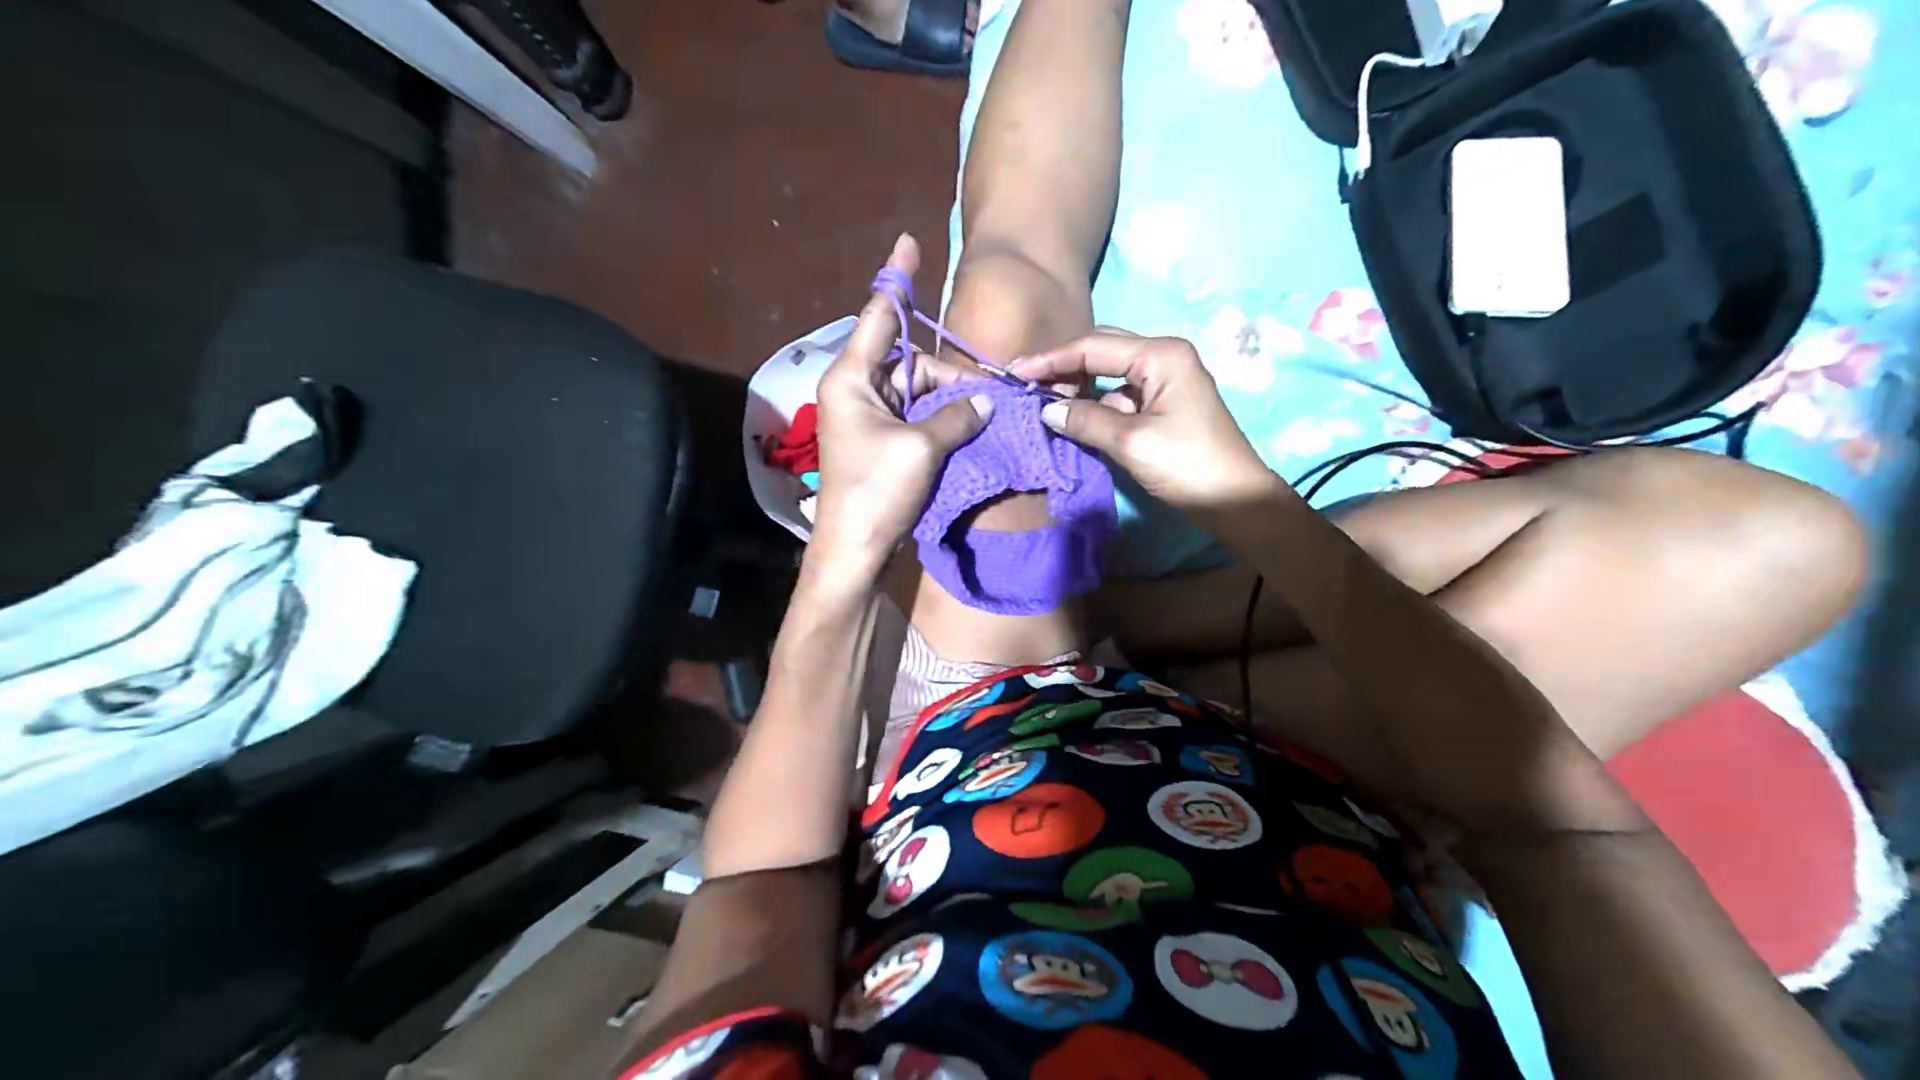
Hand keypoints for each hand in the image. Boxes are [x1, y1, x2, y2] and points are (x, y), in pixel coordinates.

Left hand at [811, 235, 994, 573]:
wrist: (856, 550)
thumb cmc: (877, 491)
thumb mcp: (921, 448)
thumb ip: (957, 415)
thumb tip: (986, 400)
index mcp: (853, 378)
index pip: (879, 316)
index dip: (899, 280)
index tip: (911, 241)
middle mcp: (859, 390)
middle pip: (912, 362)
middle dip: (951, 375)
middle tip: (991, 395)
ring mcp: (872, 418)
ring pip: (920, 392)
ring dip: (952, 403)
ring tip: (987, 417)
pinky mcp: (885, 442)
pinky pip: (919, 417)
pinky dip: (944, 421)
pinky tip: (972, 429)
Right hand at [1011, 329, 1283, 510]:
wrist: (1235, 500)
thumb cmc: (1187, 465)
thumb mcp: (1131, 442)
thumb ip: (1085, 420)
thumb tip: (1047, 410)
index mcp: (1160, 355)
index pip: (1093, 347)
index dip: (1051, 359)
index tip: (1015, 371)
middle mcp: (1163, 356)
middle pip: (1101, 350)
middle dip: (1064, 366)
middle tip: (1027, 383)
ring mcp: (1165, 379)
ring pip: (1109, 373)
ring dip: (1079, 386)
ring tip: (1046, 403)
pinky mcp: (1164, 403)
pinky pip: (1120, 394)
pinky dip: (1096, 403)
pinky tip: (1076, 416)